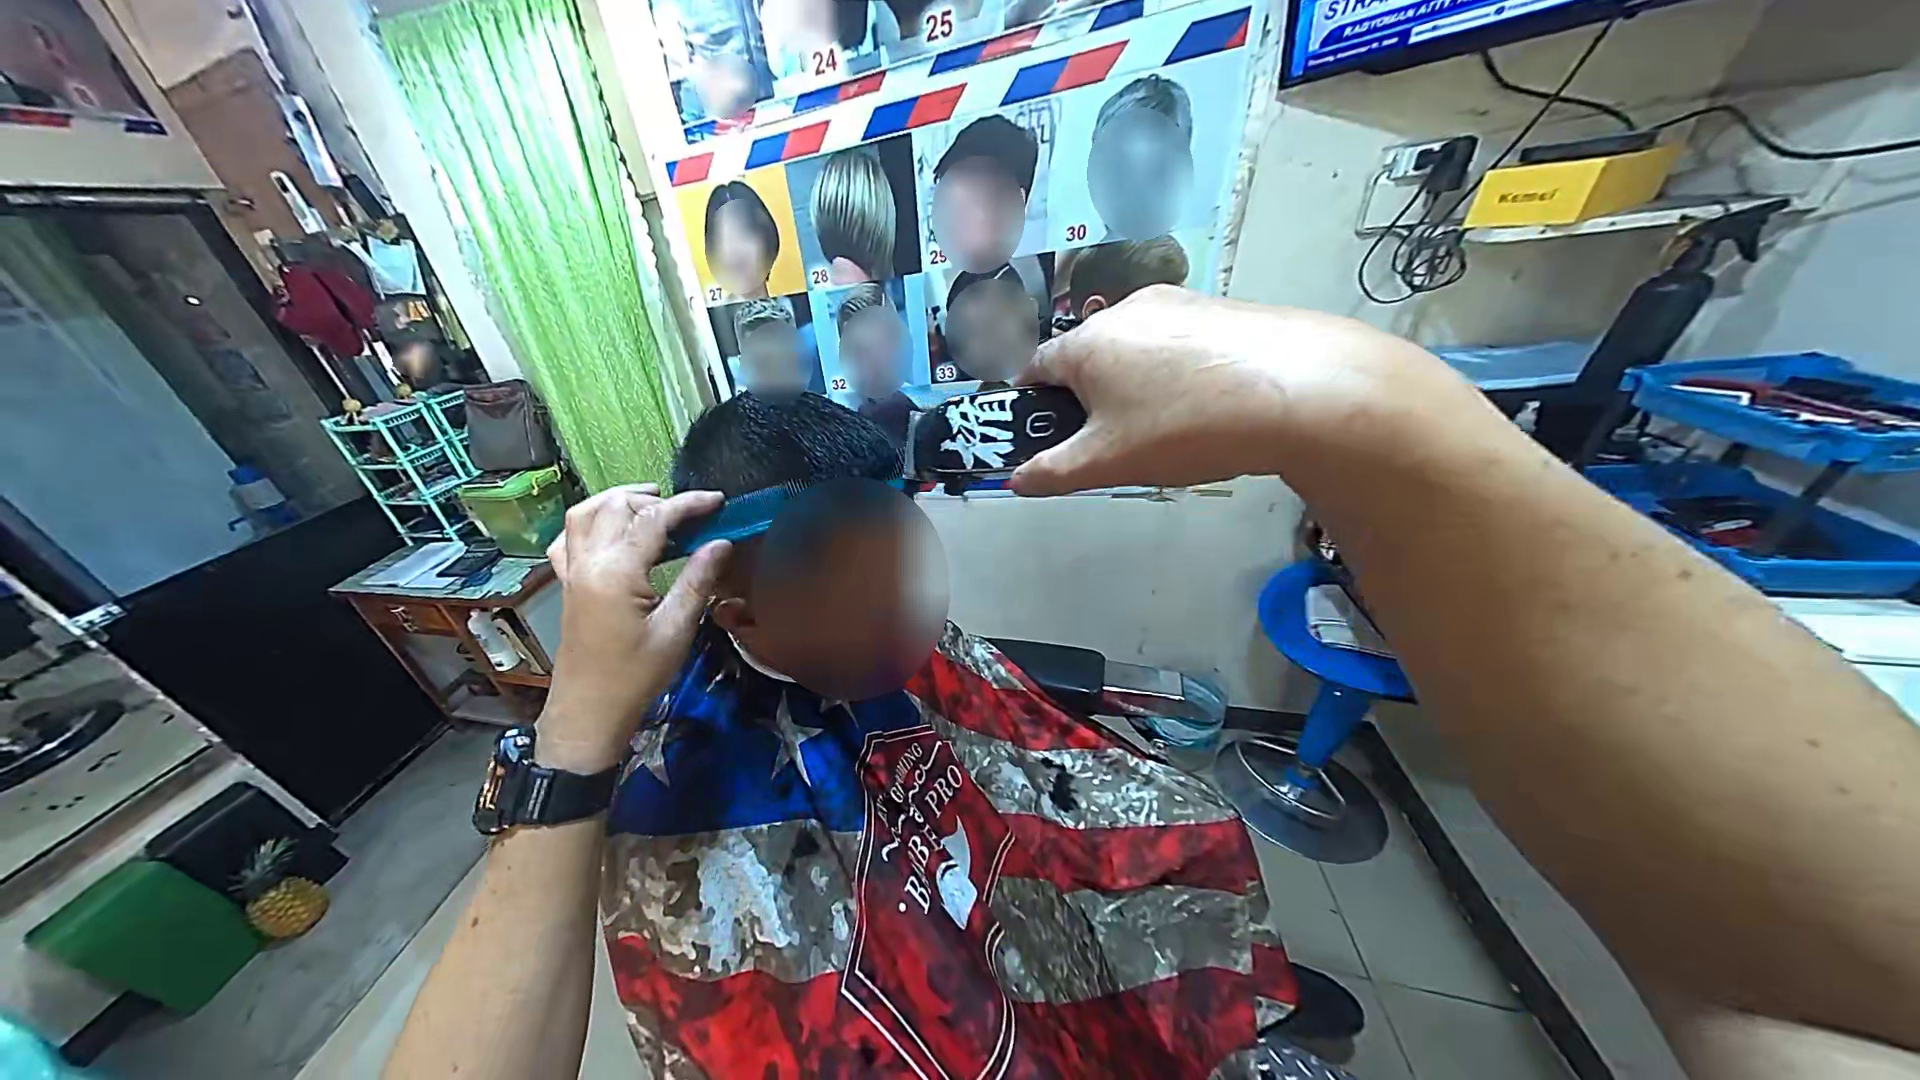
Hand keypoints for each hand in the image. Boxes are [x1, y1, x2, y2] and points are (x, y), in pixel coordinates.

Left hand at [537, 485, 729, 771]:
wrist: (590, 710)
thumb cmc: (637, 674)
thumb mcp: (677, 628)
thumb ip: (698, 579)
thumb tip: (722, 542)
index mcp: (617, 572)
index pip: (654, 520)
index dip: (688, 504)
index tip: (718, 500)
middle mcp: (588, 562)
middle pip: (616, 507)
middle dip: (654, 498)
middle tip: (690, 510)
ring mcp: (572, 571)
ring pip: (584, 514)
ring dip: (618, 500)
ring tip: (651, 503)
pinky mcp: (568, 584)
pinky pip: (569, 538)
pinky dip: (591, 522)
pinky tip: (612, 531)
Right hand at [1010, 286, 1477, 495]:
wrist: (1300, 391)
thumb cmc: (1183, 427)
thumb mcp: (1108, 462)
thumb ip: (1053, 472)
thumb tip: (1015, 481)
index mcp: (1087, 343)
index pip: (1036, 366)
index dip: (1032, 402)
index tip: (1047, 432)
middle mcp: (1125, 310)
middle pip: (1086, 357)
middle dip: (1087, 397)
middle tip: (1112, 441)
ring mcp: (1177, 303)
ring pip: (1133, 349)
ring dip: (1132, 385)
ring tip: (1166, 427)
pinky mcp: (1221, 307)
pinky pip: (1177, 344)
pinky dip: (1175, 372)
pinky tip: (1205, 404)